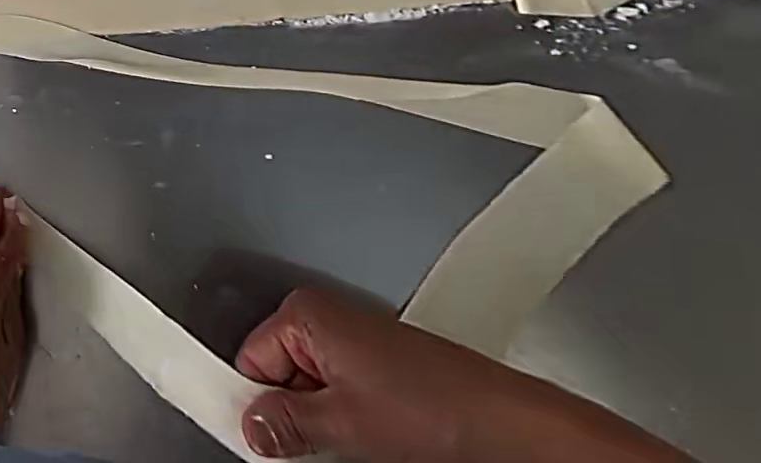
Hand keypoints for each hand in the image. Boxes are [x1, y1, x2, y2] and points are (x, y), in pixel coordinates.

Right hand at [236, 288, 691, 462]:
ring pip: (310, 386)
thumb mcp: (344, 426)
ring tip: (355, 444)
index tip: (253, 434)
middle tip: (317, 446)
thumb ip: (285, 423)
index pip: (250, 355)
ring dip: (320, 420)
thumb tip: (252, 426)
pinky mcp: (379, 364)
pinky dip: (344, 418)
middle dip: (291, 412)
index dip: (252, 400)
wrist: (510, 429)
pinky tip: (371, 440)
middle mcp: (327, 317)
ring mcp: (355, 341)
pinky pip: (338, 390)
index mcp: (306, 313)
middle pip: (278, 370)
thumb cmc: (435, 407)